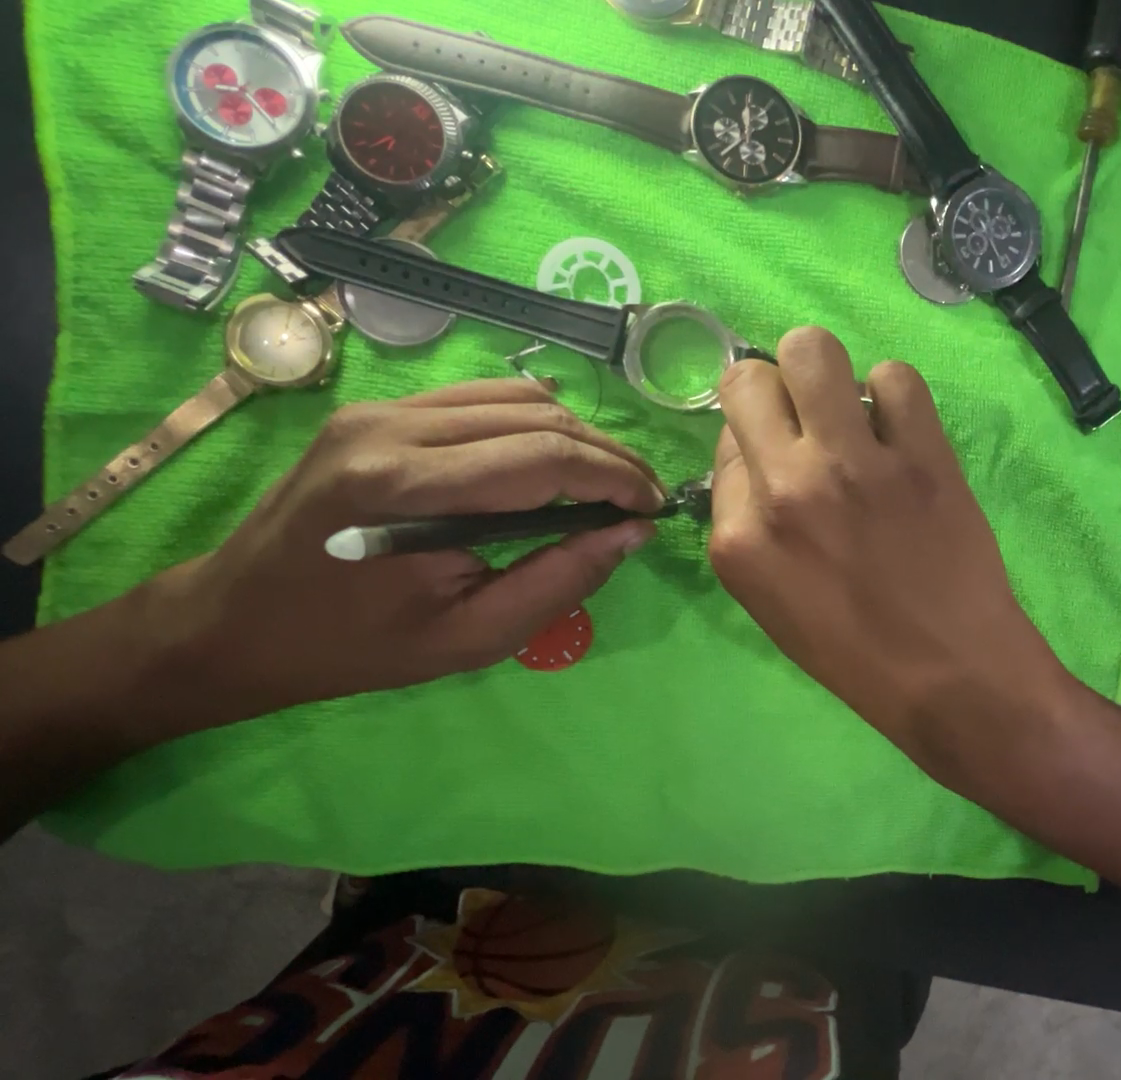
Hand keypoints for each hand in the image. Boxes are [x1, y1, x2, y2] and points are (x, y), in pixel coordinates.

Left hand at [167, 379, 662, 723]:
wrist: (231, 623)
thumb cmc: (353, 646)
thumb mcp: (472, 637)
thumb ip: (560, 580)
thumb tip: (633, 532)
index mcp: (409, 490)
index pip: (548, 457)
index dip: (618, 477)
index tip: (654, 509)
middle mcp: (392, 429)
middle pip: (540, 418)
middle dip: (609, 456)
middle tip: (643, 498)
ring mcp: (379, 411)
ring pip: (517, 398)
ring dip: (578, 436)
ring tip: (610, 480)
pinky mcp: (376, 412)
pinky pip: (480, 399)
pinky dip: (536, 422)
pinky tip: (558, 455)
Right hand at [708, 327, 1070, 769]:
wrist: (953, 677)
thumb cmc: (858, 654)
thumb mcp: (771, 602)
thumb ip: (749, 523)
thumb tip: (757, 451)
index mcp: (737, 538)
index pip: (725, 441)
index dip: (758, 443)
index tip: (786, 461)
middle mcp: (784, 489)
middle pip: (751, 380)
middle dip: (776, 389)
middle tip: (812, 420)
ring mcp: (854, 467)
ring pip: (814, 351)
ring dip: (830, 375)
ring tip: (857, 415)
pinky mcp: (921, 457)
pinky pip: (894, 376)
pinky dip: (895, 395)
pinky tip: (903, 432)